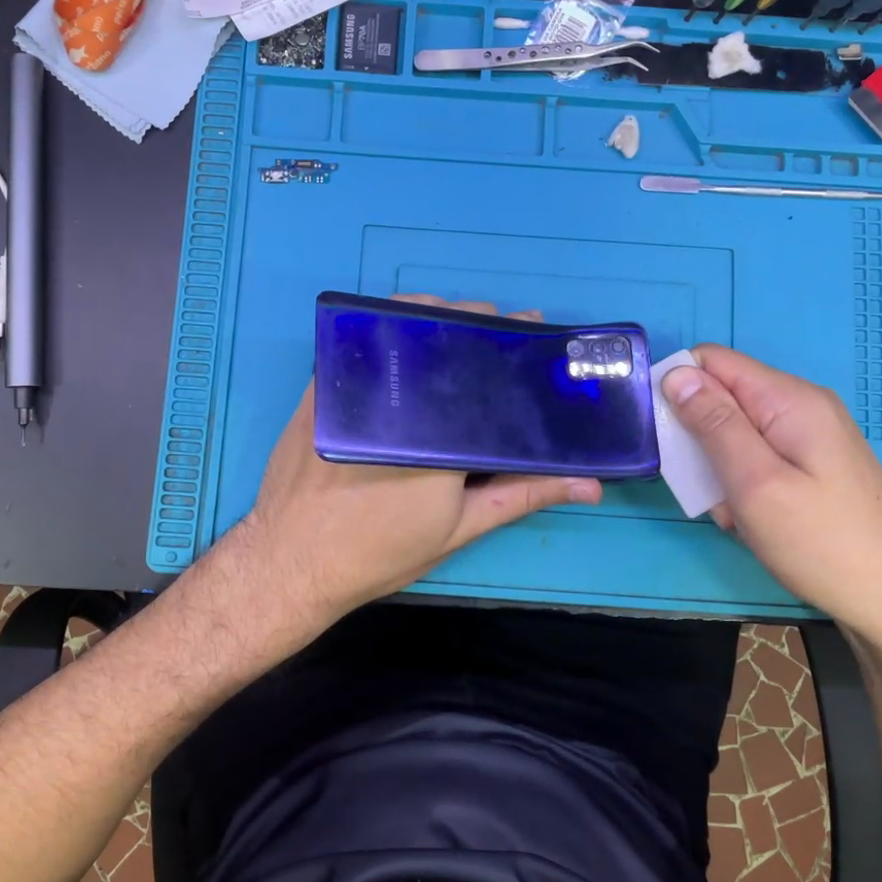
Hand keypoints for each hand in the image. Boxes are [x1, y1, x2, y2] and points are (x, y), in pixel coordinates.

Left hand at [221, 297, 602, 621]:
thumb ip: (522, 496)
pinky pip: (363, 344)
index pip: (482, 371)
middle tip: (501, 330)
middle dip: (476, 323)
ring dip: (434, 319)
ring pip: (400, 332)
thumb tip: (590, 484)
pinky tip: (413, 340)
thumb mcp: (458, 529)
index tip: (531, 329)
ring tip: (460, 328)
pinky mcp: (320, 389)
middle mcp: (392, 401)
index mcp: (437, 436)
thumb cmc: (378, 553)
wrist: (291, 562)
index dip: (510, 345)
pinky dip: (393, 332)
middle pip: (443, 339)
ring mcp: (350, 390)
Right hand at [659, 345, 881, 642]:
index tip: (668, 437)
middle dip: (701, 438)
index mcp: (790, 399)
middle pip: (724, 396)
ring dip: (720, 469)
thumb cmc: (821, 544)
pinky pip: (760, 457)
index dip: (678, 388)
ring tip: (735, 513)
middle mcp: (803, 406)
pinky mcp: (815, 463)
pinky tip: (754, 520)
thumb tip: (677, 374)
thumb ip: (714, 424)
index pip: (712, 361)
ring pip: (737, 431)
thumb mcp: (754, 483)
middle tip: (710, 490)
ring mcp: (812, 436)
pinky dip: (743, 483)